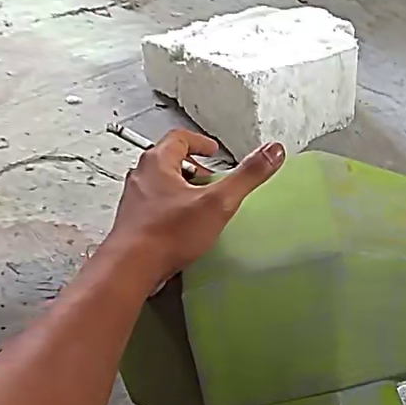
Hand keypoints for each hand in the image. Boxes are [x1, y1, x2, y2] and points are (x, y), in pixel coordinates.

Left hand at [104, 129, 284, 288]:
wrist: (132, 267)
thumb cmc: (169, 233)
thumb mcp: (218, 202)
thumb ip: (247, 176)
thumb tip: (273, 151)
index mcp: (158, 162)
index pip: (179, 138)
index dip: (199, 142)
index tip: (212, 150)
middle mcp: (141, 178)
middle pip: (168, 162)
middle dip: (192, 168)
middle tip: (210, 179)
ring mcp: (134, 202)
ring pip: (160, 187)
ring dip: (181, 191)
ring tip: (200, 204)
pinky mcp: (133, 225)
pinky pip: (154, 210)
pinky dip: (170, 211)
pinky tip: (183, 228)